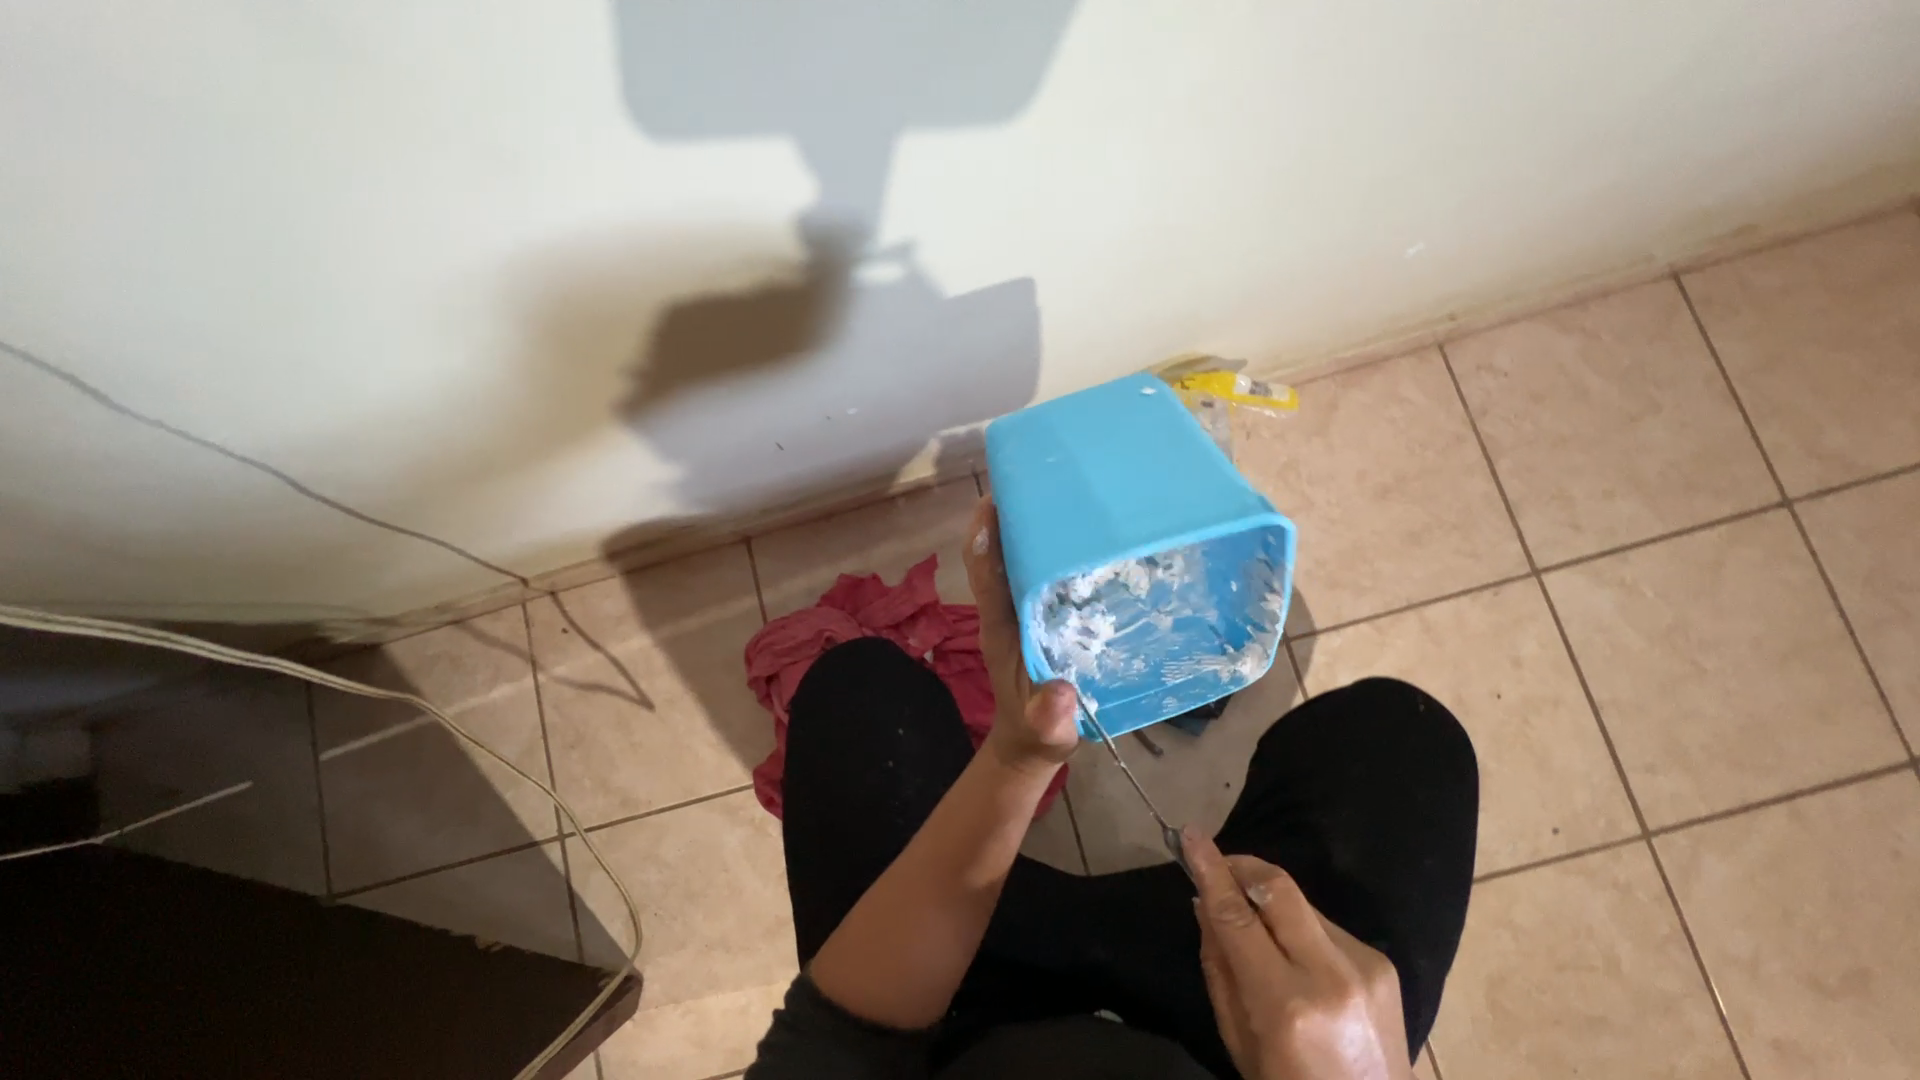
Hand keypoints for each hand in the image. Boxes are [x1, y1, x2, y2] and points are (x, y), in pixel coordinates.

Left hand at [962, 498, 1079, 775]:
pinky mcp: (1041, 618)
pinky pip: (1041, 576)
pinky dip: (1053, 553)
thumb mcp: (1045, 730)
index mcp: (1002, 627)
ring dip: (1032, 529)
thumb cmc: (1037, 733)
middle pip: (1001, 555)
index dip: (986, 537)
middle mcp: (1008, 611)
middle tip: (1044, 481)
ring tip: (1066, 496)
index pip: (986, 574)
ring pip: (1020, 561)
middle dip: (1011, 518)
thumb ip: (1049, 716)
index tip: (997, 498)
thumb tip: (1059, 694)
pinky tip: (1087, 540)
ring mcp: (1023, 613)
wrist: (1031, 743)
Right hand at [1186, 828, 1410, 1079]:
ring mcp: (1364, 965)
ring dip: (1270, 902)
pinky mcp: (1384, 962)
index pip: (1237, 917)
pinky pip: (1326, 926)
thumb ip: (1218, 966)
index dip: (1210, 870)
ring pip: (1302, 904)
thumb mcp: (1238, 1039)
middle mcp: (1330, 975)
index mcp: (1286, 1004)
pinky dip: (1299, 927)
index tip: (1190, 835)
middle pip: (1279, 889)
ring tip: (1255, 926)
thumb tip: (1204, 903)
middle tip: (1218, 862)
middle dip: (1243, 865)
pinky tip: (1295, 955)